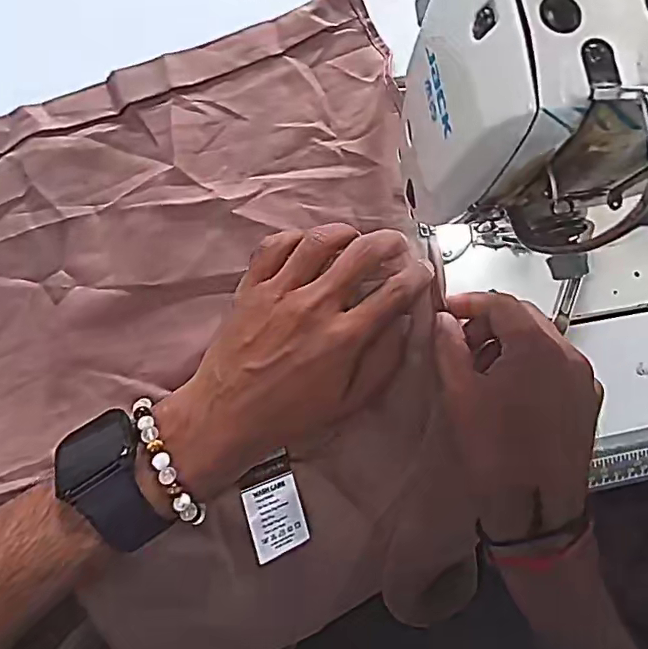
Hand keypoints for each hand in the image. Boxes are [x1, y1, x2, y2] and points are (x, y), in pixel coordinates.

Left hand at [153, 225, 433, 500]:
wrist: (225, 416)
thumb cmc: (288, 415)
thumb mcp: (348, 402)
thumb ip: (382, 362)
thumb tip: (404, 326)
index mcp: (343, 338)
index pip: (393, 291)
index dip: (416, 276)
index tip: (421, 271)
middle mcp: (313, 307)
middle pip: (362, 253)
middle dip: (389, 242)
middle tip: (396, 244)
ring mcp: (279, 293)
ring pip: (319, 240)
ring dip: (345, 232)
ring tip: (354, 238)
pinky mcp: (251, 288)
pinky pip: (275, 246)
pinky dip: (296, 238)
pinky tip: (307, 245)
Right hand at [433, 291, 601, 543]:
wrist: (536, 512)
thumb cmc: (500, 460)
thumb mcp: (459, 394)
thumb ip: (448, 346)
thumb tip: (444, 322)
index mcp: (537, 347)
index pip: (501, 302)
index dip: (469, 303)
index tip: (450, 310)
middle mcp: (568, 356)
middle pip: (525, 318)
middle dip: (489, 323)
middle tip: (460, 339)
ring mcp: (582, 379)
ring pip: (542, 341)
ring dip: (510, 344)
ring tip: (481, 369)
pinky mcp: (586, 401)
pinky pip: (557, 366)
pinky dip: (531, 365)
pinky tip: (507, 390)